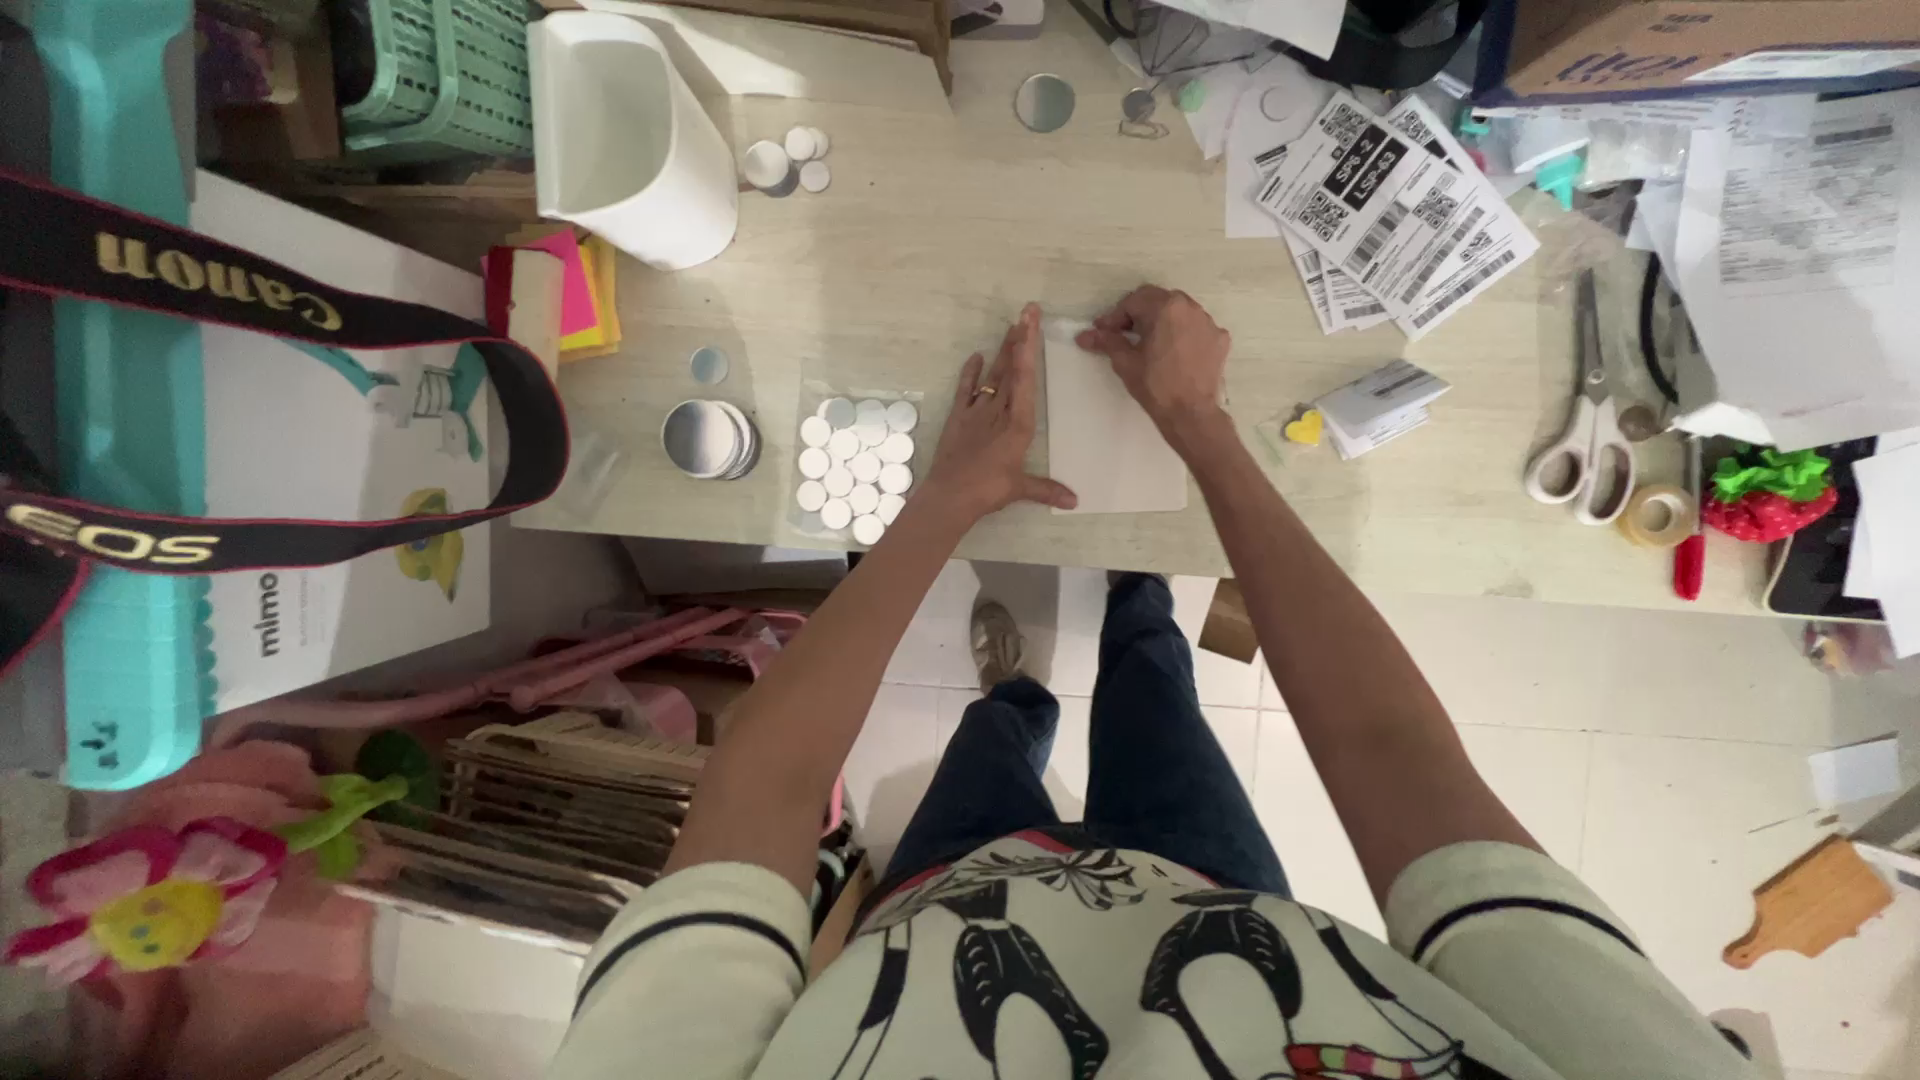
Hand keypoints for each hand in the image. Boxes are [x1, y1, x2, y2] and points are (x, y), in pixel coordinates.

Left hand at [921, 303, 1077, 522]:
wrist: (949, 495)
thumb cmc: (988, 490)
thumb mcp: (1020, 489)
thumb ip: (1047, 490)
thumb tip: (1075, 502)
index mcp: (1018, 425)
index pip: (1025, 379)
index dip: (1028, 349)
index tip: (1030, 324)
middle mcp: (999, 412)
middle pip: (1011, 370)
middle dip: (1020, 340)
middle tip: (1026, 311)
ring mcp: (976, 413)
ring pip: (993, 376)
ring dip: (1002, 352)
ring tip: (1011, 327)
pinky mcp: (957, 419)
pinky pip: (966, 390)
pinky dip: (971, 374)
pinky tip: (976, 357)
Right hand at [1076, 285, 1231, 443]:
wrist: (1191, 413)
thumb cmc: (1155, 386)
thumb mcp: (1126, 362)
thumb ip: (1107, 342)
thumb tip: (1083, 335)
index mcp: (1165, 308)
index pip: (1134, 301)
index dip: (1115, 316)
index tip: (1103, 332)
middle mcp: (1190, 307)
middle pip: (1158, 300)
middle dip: (1138, 314)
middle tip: (1125, 334)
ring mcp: (1208, 322)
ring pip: (1179, 311)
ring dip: (1162, 321)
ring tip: (1151, 342)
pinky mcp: (1220, 339)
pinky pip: (1196, 327)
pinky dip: (1183, 334)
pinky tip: (1174, 352)